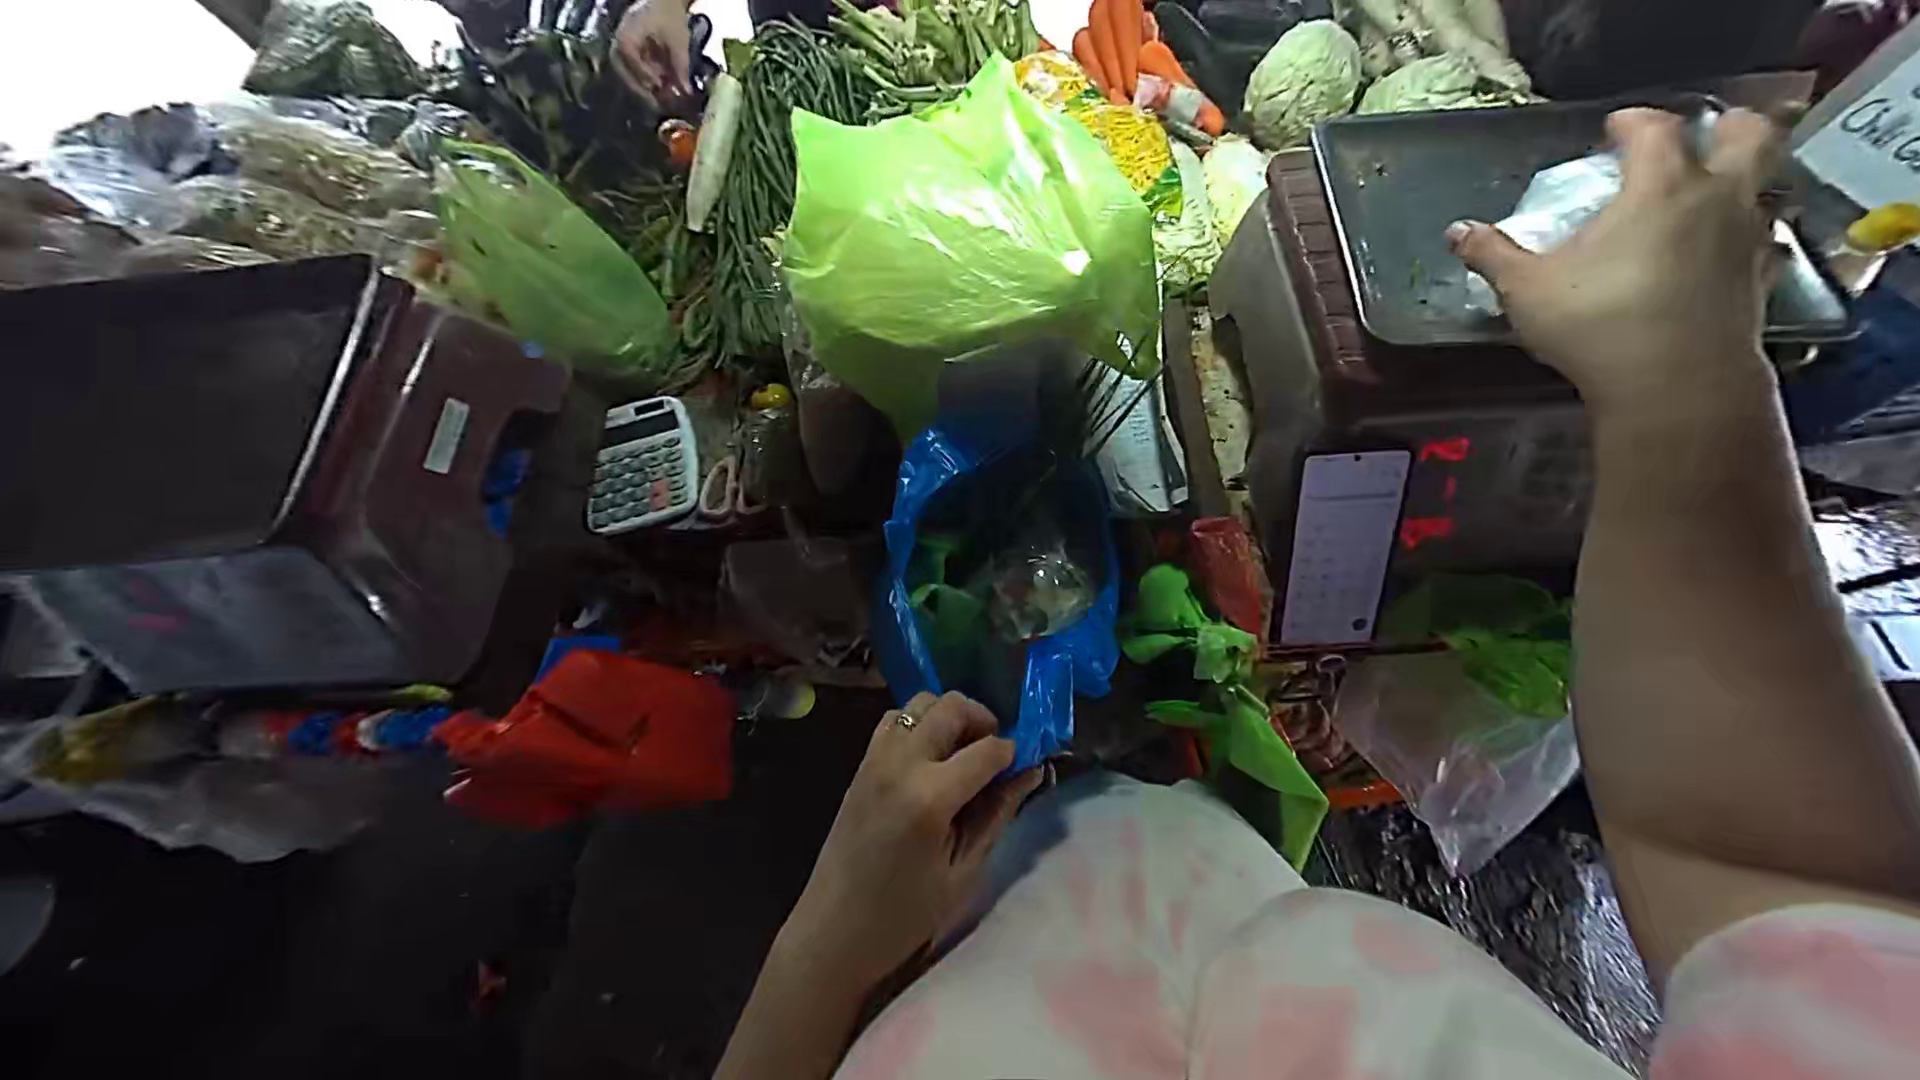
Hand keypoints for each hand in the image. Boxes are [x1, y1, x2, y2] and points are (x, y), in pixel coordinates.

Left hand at [776, 692, 1043, 991]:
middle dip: (983, 719)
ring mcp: (876, 757)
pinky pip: (895, 720)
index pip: (986, 749)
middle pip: (951, 706)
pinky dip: (919, 722)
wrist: (833, 932)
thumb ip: (997, 813)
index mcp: (930, 796)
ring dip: (949, 716)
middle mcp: (901, 762)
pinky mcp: (862, 762)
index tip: (1022, 765)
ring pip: (921, 702)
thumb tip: (1030, 772)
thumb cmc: (905, 915)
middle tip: (994, 751)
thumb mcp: (963, 872)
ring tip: (962, 751)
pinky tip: (930, 756)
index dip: (1012, 752)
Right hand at [1446, 107, 1782, 416]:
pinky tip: (1712, 245)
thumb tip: (1457, 231)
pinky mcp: (1759, 270)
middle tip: (1689, 135)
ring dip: (1737, 173)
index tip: (1614, 124)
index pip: (1656, 131)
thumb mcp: (1524, 288)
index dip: (1633, 121)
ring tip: (1699, 191)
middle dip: (1719, 125)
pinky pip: (1761, 230)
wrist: (1669, 374)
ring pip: (1762, 179)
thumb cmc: (1592, 321)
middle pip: (1745, 133)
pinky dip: (1738, 225)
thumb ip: (1491, 254)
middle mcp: (1717, 197)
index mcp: (1659, 190)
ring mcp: (1747, 232)